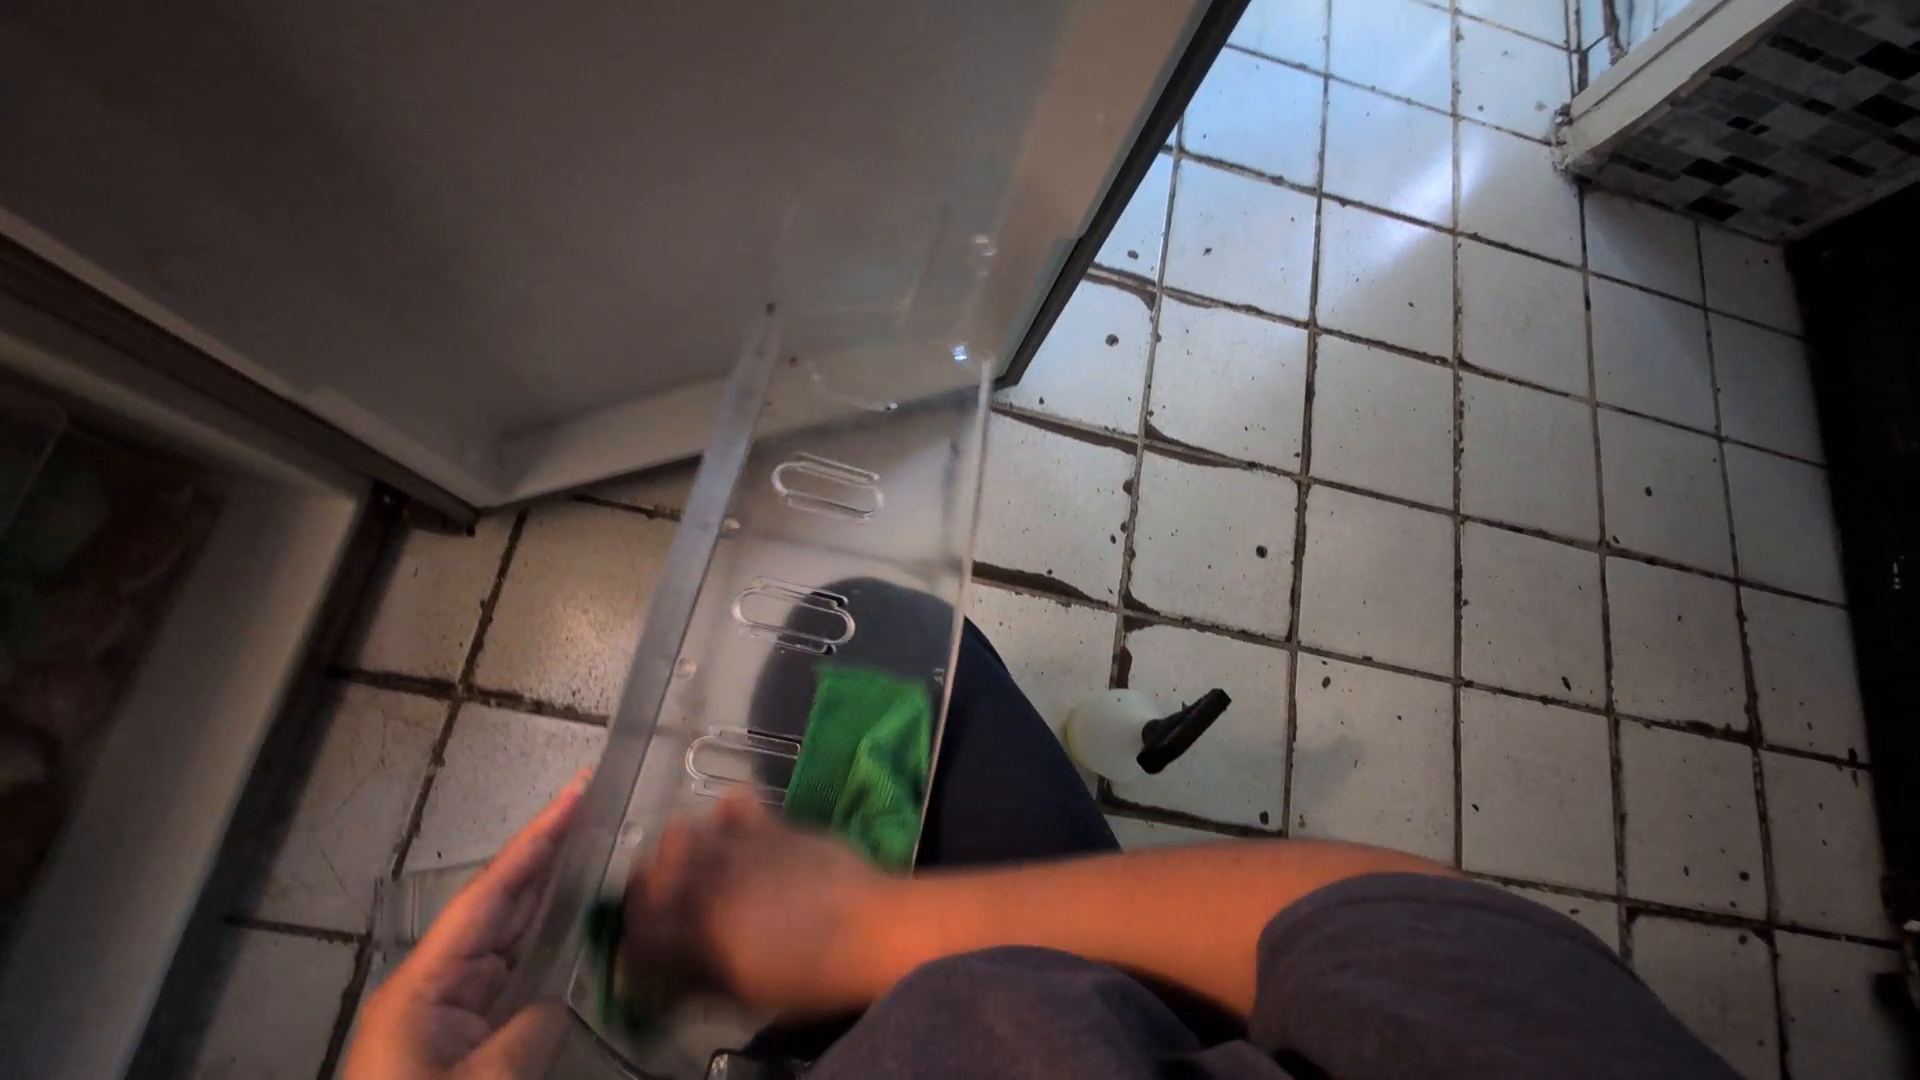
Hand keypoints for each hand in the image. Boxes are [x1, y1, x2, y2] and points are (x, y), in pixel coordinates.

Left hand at [341, 773, 586, 1079]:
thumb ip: (534, 1027)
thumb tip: (556, 1001)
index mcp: (424, 985)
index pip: (489, 894)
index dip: (535, 841)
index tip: (572, 796)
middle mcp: (435, 983)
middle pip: (499, 902)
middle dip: (544, 851)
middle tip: (591, 807)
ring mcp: (448, 1009)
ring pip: (508, 933)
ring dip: (549, 888)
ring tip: (589, 844)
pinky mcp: (462, 1034)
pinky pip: (512, 969)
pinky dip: (544, 936)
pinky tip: (572, 915)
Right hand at [621, 793, 898, 1013]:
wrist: (868, 928)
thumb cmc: (811, 975)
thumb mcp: (745, 990)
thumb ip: (700, 975)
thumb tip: (669, 973)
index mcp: (694, 936)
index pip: (639, 927)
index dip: (637, 928)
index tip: (646, 930)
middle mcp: (704, 886)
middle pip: (650, 873)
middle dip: (652, 883)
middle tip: (669, 892)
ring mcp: (737, 849)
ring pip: (681, 832)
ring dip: (683, 844)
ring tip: (699, 855)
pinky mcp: (770, 826)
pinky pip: (734, 802)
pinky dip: (729, 810)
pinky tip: (737, 822)